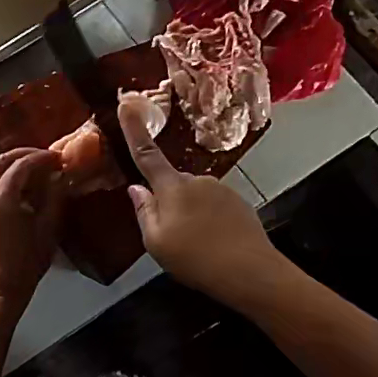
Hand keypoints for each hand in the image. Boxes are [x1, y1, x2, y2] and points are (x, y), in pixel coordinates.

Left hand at [0, 148, 65, 302]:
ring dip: (13, 164)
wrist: (2, 283)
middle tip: (45, 155)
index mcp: (2, 198)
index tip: (58, 156)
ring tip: (36, 166)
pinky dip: (5, 176)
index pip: (21, 165)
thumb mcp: (48, 226)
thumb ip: (54, 196)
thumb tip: (60, 175)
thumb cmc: (28, 258)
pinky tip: (24, 183)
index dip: (41, 157)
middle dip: (23, 154)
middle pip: (1, 161)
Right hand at [118, 98, 288, 304]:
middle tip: (169, 236)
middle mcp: (198, 180)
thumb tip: (137, 189)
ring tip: (193, 246)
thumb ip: (143, 212)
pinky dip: (207, 222)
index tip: (126, 104)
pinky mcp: (239, 203)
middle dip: (166, 202)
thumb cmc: (195, 258)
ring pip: (193, 197)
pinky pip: (212, 207)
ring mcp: (222, 190)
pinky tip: (211, 245)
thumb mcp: (155, 241)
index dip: (133, 130)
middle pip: (171, 184)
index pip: (147, 155)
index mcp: (172, 187)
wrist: (251, 273)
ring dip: (188, 215)